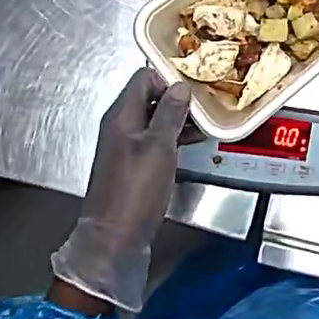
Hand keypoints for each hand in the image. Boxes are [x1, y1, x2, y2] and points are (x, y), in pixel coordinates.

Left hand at [50, 68, 190, 312]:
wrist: (113, 240)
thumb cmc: (134, 192)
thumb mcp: (158, 147)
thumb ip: (169, 113)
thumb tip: (180, 87)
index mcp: (121, 116)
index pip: (144, 77)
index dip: (169, 78)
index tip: (193, 88)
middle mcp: (120, 126)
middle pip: (149, 97)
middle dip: (177, 97)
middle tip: (204, 103)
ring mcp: (125, 146)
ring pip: (154, 118)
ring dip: (177, 118)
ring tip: (204, 121)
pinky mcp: (133, 164)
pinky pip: (154, 139)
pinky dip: (172, 136)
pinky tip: (192, 142)